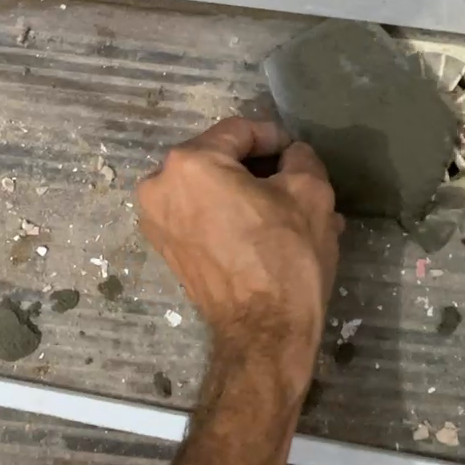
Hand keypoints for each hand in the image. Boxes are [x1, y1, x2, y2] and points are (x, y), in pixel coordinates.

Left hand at [137, 118, 342, 386]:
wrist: (263, 333)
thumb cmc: (285, 256)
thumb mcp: (309, 193)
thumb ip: (299, 157)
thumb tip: (291, 152)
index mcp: (188, 162)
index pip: (238, 131)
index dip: (274, 137)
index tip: (298, 152)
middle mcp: (159, 184)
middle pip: (219, 159)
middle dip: (260, 168)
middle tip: (296, 182)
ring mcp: (156, 218)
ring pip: (211, 188)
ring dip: (248, 194)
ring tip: (289, 210)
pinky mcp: (164, 246)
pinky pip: (201, 214)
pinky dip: (230, 215)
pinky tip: (267, 230)